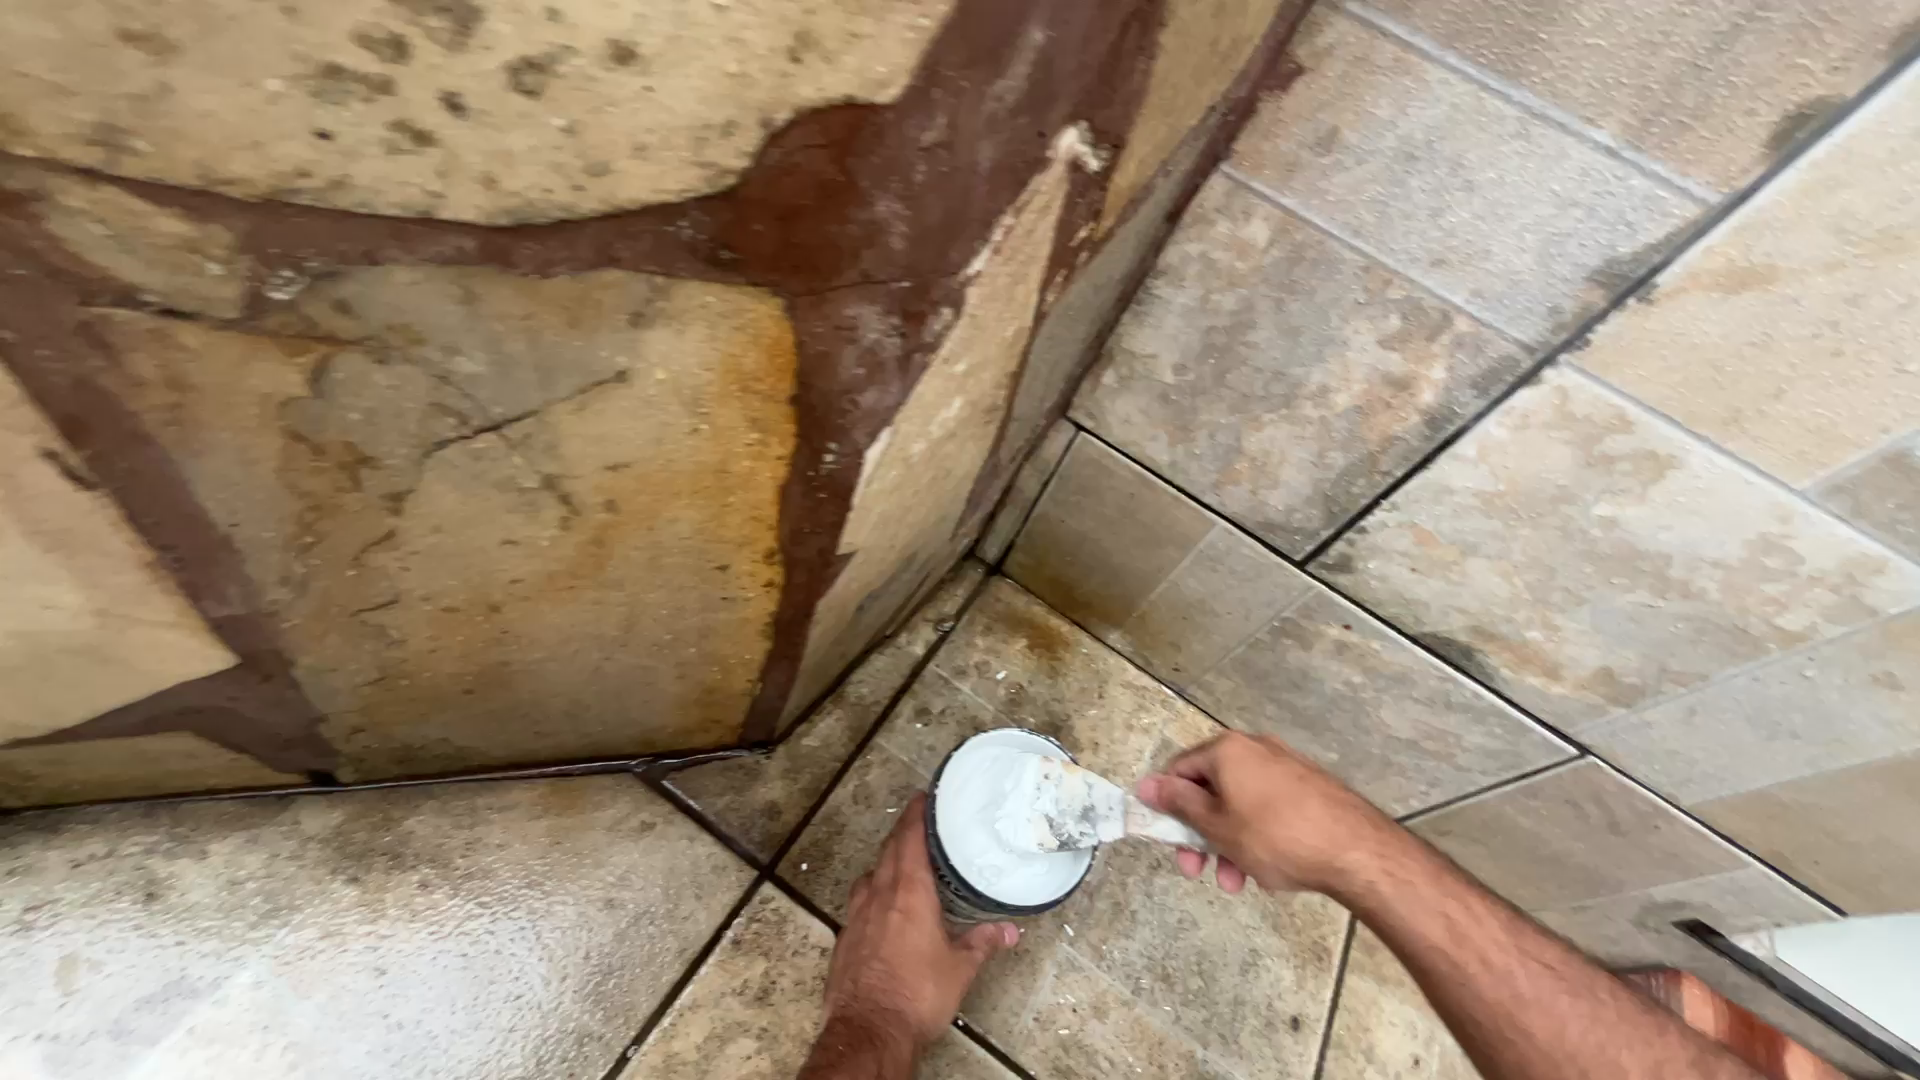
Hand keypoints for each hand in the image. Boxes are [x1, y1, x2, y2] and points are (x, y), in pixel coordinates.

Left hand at [822, 793, 1019, 1050]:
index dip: (916, 813)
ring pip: (872, 873)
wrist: (868, 1031)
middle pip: (889, 849)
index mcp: (909, 891)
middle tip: (919, 821)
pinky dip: (874, 890)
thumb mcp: (960, 969)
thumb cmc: (917, 994)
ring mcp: (857, 914)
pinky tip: (883, 905)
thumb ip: (983, 943)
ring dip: (886, 860)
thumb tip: (1010, 931)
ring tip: (903, 861)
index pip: (910, 837)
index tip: (923, 796)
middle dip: (903, 831)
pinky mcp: (845, 937)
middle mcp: (879, 893)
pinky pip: (860, 900)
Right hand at [1135, 731, 1398, 893]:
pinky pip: (1269, 807)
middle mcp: (1254, 748)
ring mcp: (1286, 766)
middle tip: (1199, 871)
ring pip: (1240, 802)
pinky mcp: (1310, 787)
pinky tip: (1269, 870)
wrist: (1358, 852)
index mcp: (1226, 749)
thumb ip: (1178, 803)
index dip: (1168, 806)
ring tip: (1240, 881)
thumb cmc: (1276, 837)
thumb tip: (1144, 784)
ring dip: (1229, 841)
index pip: (1178, 770)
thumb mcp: (1216, 825)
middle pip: (1210, 788)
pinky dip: (1258, 834)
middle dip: (1201, 833)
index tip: (1171, 842)